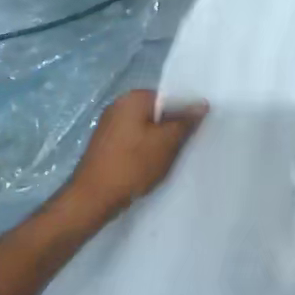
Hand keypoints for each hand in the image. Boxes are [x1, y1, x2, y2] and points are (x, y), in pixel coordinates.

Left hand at [64, 90, 205, 221]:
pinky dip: (145, 150)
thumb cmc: (132, 165)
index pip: (169, 97)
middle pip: (157, 112)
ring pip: (145, 128)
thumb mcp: (166, 143)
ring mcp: (109, 125)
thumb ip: (185, 122)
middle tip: (187, 145)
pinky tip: (152, 165)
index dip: (186, 112)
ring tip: (170, 158)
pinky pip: (134, 140)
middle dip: (172, 128)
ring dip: (159, 141)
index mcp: (133, 98)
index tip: (198, 130)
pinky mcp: (106, 144)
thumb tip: (201, 104)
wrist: (93, 197)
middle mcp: (118, 105)